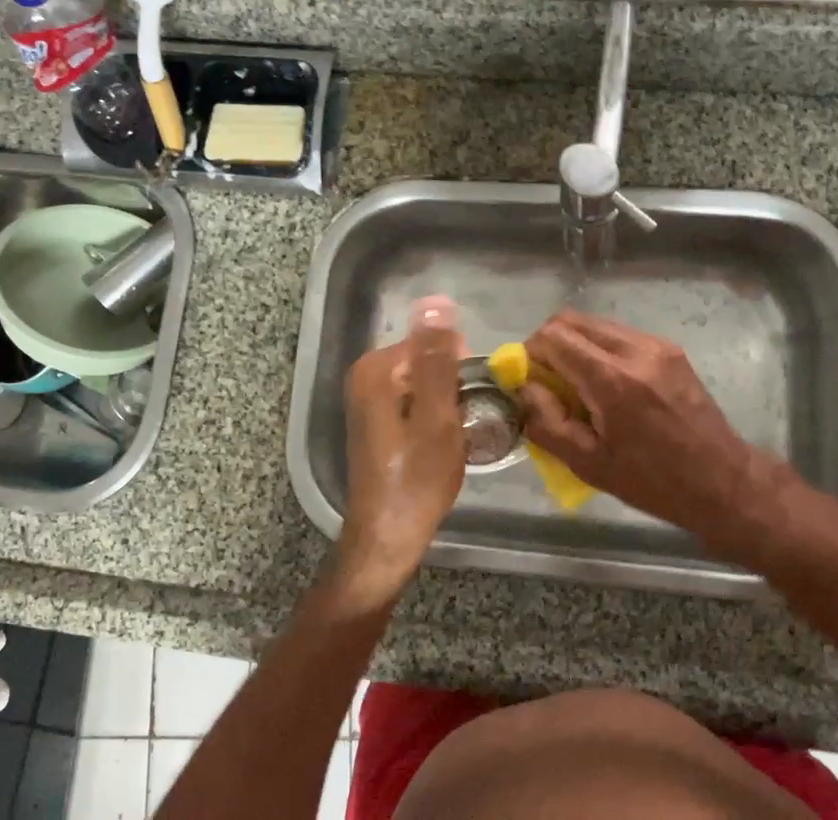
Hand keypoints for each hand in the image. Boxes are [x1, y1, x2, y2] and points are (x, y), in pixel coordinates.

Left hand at [336, 295, 467, 600]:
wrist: (387, 536)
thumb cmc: (416, 479)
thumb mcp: (436, 415)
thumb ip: (437, 358)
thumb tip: (437, 300)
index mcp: (375, 369)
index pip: (432, 341)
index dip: (460, 369)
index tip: (471, 401)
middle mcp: (365, 378)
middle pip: (428, 362)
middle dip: (453, 388)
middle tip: (466, 424)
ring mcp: (368, 402)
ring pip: (426, 385)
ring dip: (448, 406)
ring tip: (459, 437)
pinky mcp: (377, 424)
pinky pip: (417, 404)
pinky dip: (436, 419)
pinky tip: (445, 447)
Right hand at [518, 310, 793, 561]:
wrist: (721, 481)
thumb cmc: (652, 481)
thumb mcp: (589, 463)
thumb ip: (547, 422)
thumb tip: (525, 388)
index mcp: (613, 380)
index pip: (554, 336)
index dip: (530, 353)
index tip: (528, 381)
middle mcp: (635, 351)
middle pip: (572, 320)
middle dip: (550, 344)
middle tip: (547, 381)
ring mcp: (657, 346)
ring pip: (597, 325)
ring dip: (576, 346)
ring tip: (578, 387)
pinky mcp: (671, 350)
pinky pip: (621, 336)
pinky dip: (601, 351)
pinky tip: (608, 387)